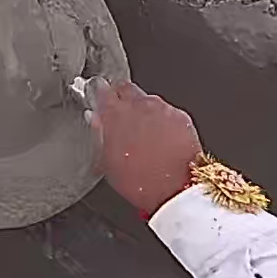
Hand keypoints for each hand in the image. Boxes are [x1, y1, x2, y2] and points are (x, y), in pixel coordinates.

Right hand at [87, 78, 201, 216]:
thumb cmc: (140, 181)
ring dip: (143, 111)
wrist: (176, 190)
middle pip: (125, 88)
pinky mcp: (181, 116)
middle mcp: (138, 105)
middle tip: (121, 116)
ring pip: (148, 99)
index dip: (99, 93)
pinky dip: (163, 120)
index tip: (99, 100)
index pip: (101, 89)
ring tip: (143, 134)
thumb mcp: (107, 162)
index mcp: (114, 114)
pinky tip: (161, 139)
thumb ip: (99, 134)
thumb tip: (95, 120)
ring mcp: (161, 109)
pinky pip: (167, 111)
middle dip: (121, 97)